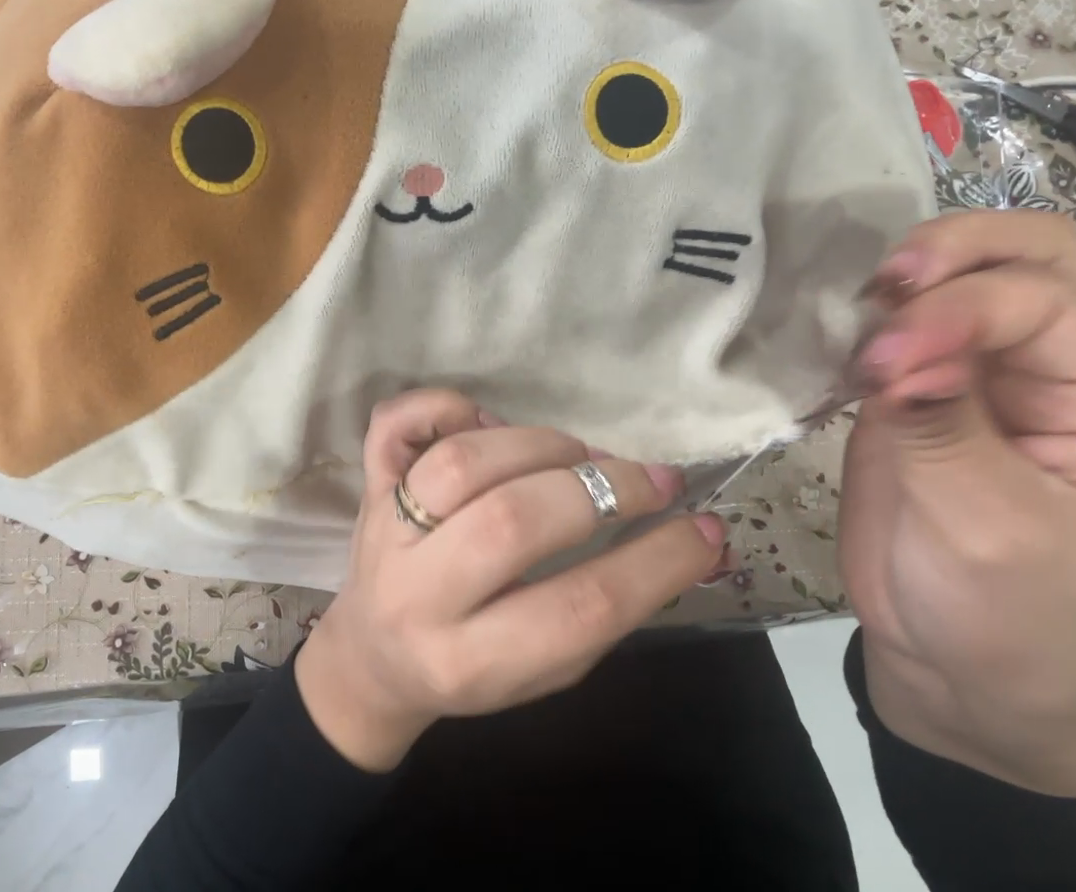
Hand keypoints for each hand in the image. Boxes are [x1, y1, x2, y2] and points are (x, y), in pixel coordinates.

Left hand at [294, 389, 727, 770]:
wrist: (374, 659)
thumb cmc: (473, 668)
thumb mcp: (545, 669)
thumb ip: (607, 612)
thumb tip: (693, 538)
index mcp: (473, 661)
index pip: (579, 607)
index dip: (657, 562)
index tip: (706, 529)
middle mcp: (420, 595)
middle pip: (511, 523)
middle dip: (598, 491)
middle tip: (650, 480)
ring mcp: (385, 534)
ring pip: (458, 466)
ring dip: (538, 446)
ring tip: (579, 455)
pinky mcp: (368, 489)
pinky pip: (392, 426)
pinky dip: (444, 406)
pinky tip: (487, 421)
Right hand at [841, 211, 1075, 795]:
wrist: (962, 680)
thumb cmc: (1016, 619)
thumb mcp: (994, 531)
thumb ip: (944, 430)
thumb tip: (887, 345)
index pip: (1049, 307)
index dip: (965, 311)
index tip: (883, 359)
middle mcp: (1052, 378)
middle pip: (1029, 262)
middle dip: (956, 252)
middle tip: (883, 279)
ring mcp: (974, 387)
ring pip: (954, 289)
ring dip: (902, 283)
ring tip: (848, 310)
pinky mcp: (905, 408)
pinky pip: (888, 341)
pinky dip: (855, 326)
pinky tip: (824, 340)